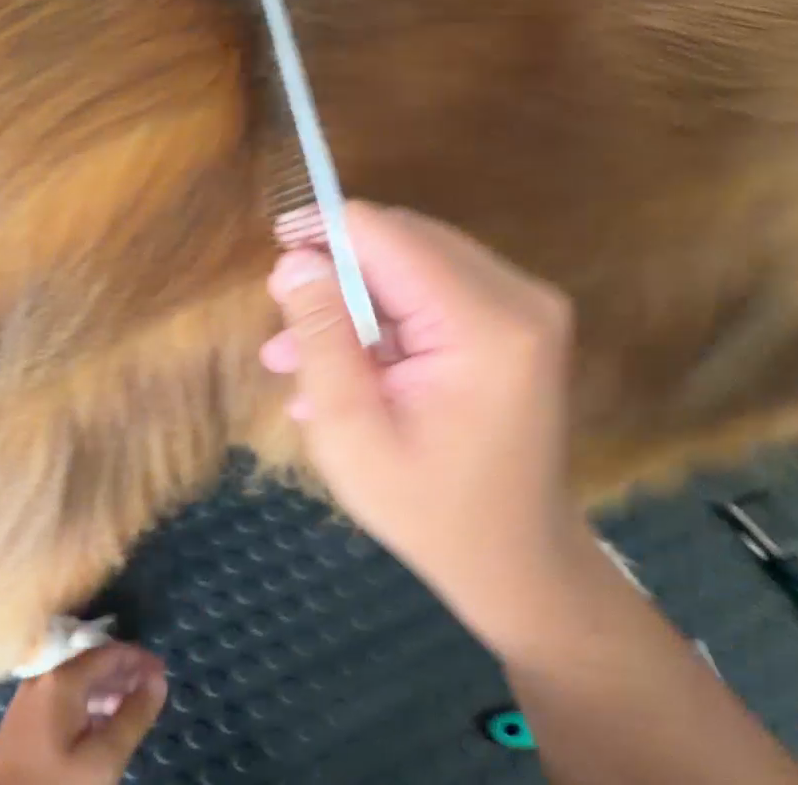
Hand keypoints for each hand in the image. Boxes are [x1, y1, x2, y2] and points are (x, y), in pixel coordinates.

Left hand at [0, 643, 166, 784]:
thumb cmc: (54, 784)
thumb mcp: (102, 758)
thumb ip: (133, 716)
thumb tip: (158, 681)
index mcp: (61, 678)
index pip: (109, 652)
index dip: (139, 658)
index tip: (164, 671)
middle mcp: (44, 675)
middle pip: (92, 660)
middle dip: (125, 671)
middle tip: (153, 689)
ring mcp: (31, 694)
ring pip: (78, 677)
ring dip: (108, 686)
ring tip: (134, 706)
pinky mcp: (25, 714)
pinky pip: (65, 693)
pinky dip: (89, 699)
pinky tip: (103, 719)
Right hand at [259, 202, 588, 652]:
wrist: (515, 564)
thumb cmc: (428, 509)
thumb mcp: (352, 430)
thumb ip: (321, 336)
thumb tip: (293, 259)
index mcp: (485, 324)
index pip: (387, 235)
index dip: (323, 233)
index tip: (274, 259)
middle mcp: (518, 298)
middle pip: (403, 241)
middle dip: (335, 273)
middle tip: (283, 324)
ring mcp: (523, 310)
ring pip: (413, 264)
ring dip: (352, 301)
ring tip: (294, 359)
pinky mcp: (514, 325)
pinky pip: (433, 293)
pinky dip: (382, 320)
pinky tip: (341, 369)